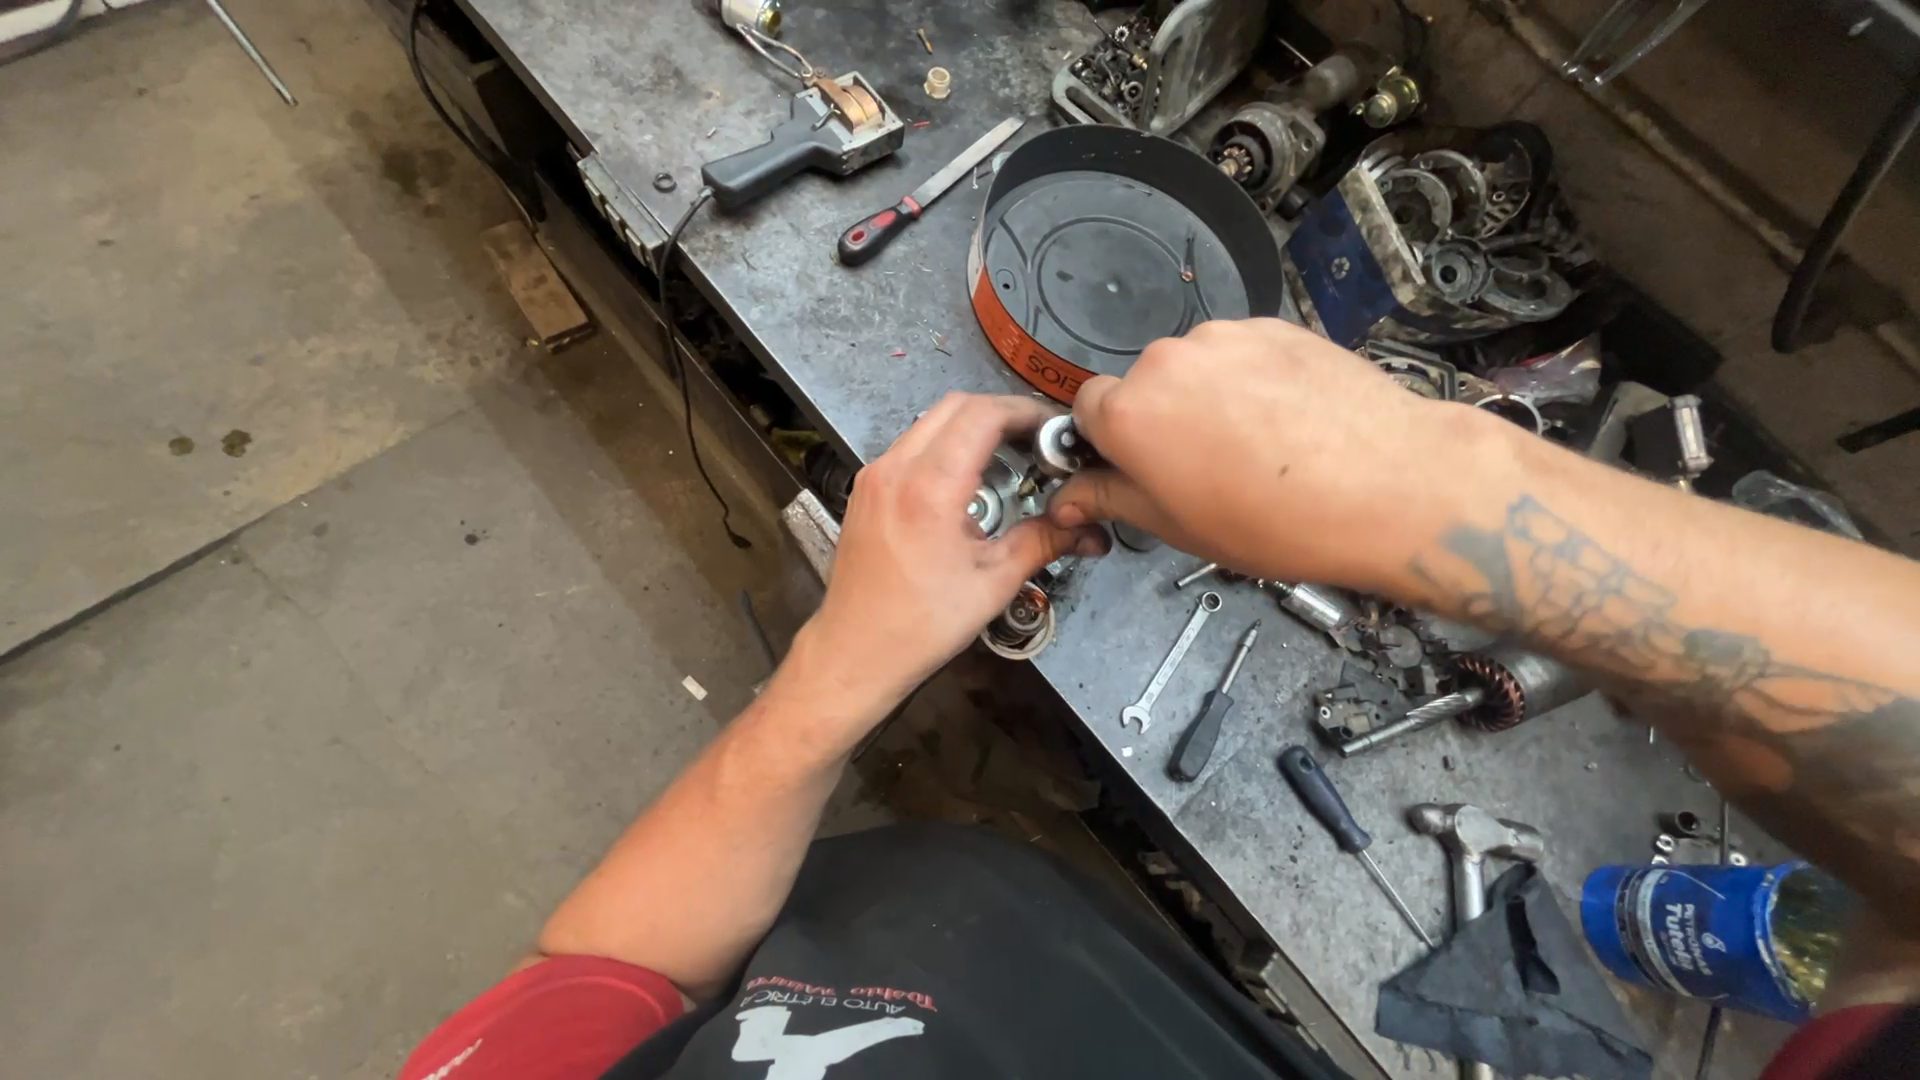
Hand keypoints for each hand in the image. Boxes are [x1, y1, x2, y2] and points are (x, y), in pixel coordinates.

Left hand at [785, 394, 1110, 728]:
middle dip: (1000, 414)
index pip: (982, 415)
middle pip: (954, 407)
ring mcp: (874, 476)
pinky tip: (967, 482)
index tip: (1052, 430)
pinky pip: (910, 446)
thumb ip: (1043, 541)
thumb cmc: (922, 624)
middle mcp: (895, 468)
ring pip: (929, 422)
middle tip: (1035, 442)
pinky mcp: (865, 489)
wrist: (855, 651)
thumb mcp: (993, 583)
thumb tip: (1088, 528)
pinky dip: (943, 447)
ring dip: (970, 428)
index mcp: (929, 487)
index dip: (1024, 413)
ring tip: (1006, 461)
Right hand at [1048, 319, 1506, 590]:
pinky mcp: (1273, 326)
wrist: (1387, 485)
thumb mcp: (1174, 525)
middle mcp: (1166, 361)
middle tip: (1202, 465)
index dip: (1108, 440)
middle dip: (1158, 419)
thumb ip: (1108, 499)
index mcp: (1128, 413)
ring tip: (1253, 442)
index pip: (1086, 408)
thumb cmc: (1270, 520)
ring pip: (1191, 367)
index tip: (1137, 465)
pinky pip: (1237, 352)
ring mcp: (1223, 336)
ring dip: (1203, 396)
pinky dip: (1246, 379)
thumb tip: (1066, 497)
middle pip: (1141, 385)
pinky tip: (1283, 418)